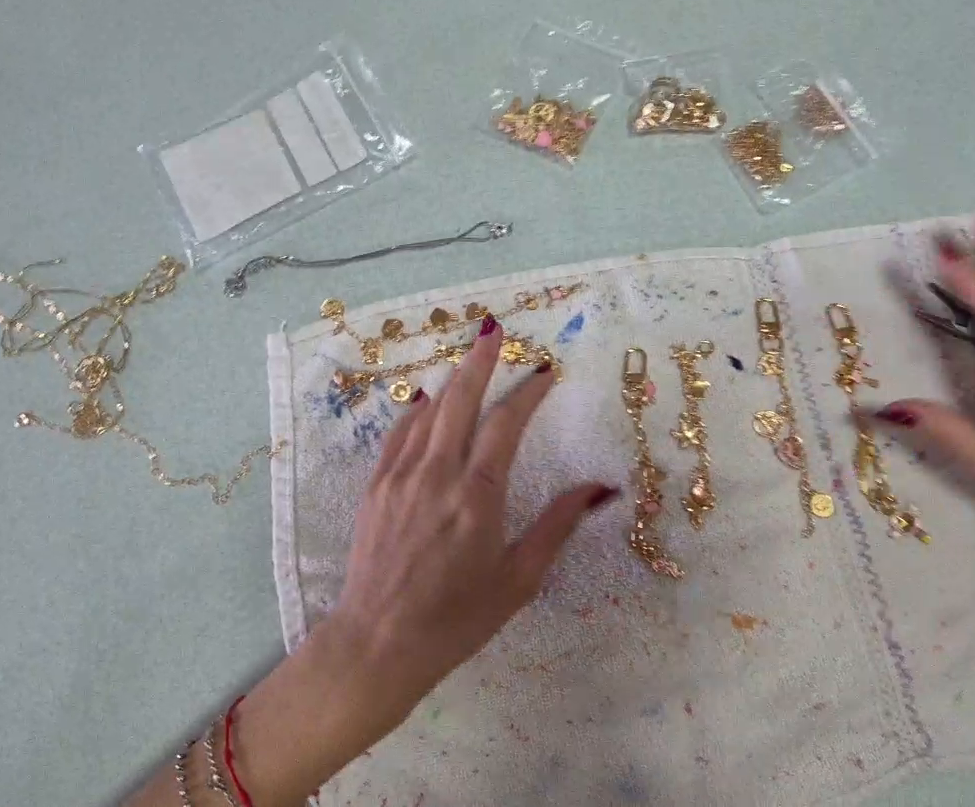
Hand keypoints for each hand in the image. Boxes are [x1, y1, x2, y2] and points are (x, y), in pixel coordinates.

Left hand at [328, 316, 618, 726]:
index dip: (528, 392)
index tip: (545, 371)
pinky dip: (413, 411)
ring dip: (450, 381)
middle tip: (494, 331)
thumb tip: (599, 488)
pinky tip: (422, 399)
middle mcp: (438, 474)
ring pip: (428, 412)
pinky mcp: (375, 487)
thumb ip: (557, 526)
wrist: (378, 643)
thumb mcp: (518, 579)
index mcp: (478, 495)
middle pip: (461, 400)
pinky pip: (398, 435)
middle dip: (480, 361)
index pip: (507, 424)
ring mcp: (401, 476)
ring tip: (467, 358)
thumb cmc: (457, 619)